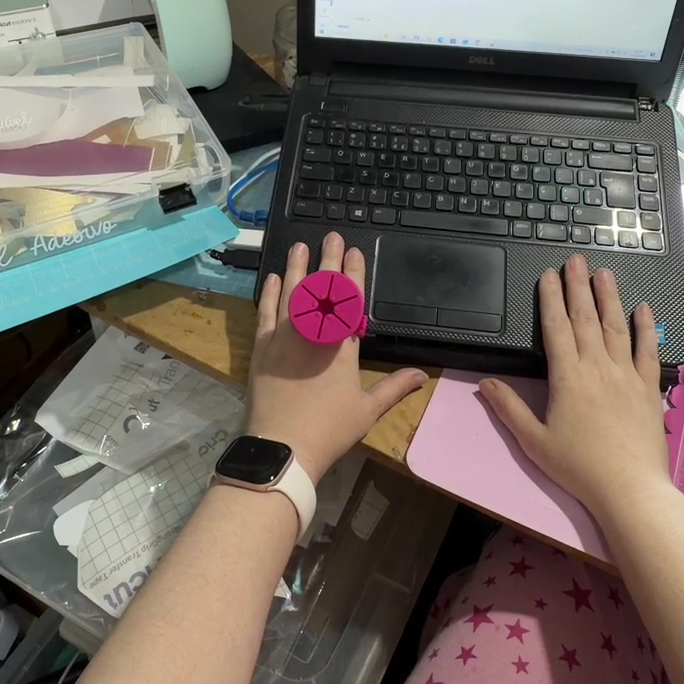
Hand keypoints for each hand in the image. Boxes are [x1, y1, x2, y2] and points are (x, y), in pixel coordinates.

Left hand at [248, 233, 425, 481]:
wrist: (282, 446)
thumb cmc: (329, 429)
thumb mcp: (367, 410)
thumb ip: (394, 388)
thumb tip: (422, 376)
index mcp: (341, 345)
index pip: (350, 300)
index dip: (353, 273)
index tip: (354, 252)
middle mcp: (313, 332)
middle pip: (322, 288)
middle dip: (328, 259)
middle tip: (331, 237)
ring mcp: (284, 336)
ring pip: (291, 292)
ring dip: (296, 267)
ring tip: (300, 246)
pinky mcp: (262, 347)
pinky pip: (265, 312)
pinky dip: (268, 293)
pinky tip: (272, 278)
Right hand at [479, 254, 671, 518]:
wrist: (630, 488)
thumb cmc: (578, 466)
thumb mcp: (533, 440)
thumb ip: (508, 408)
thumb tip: (484, 382)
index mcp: (567, 376)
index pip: (556, 327)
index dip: (550, 298)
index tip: (548, 274)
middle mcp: (597, 367)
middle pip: (585, 318)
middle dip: (578, 286)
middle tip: (575, 259)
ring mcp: (626, 375)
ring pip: (616, 327)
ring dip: (609, 297)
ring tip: (604, 272)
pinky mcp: (649, 388)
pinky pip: (648, 350)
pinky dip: (646, 327)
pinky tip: (642, 308)